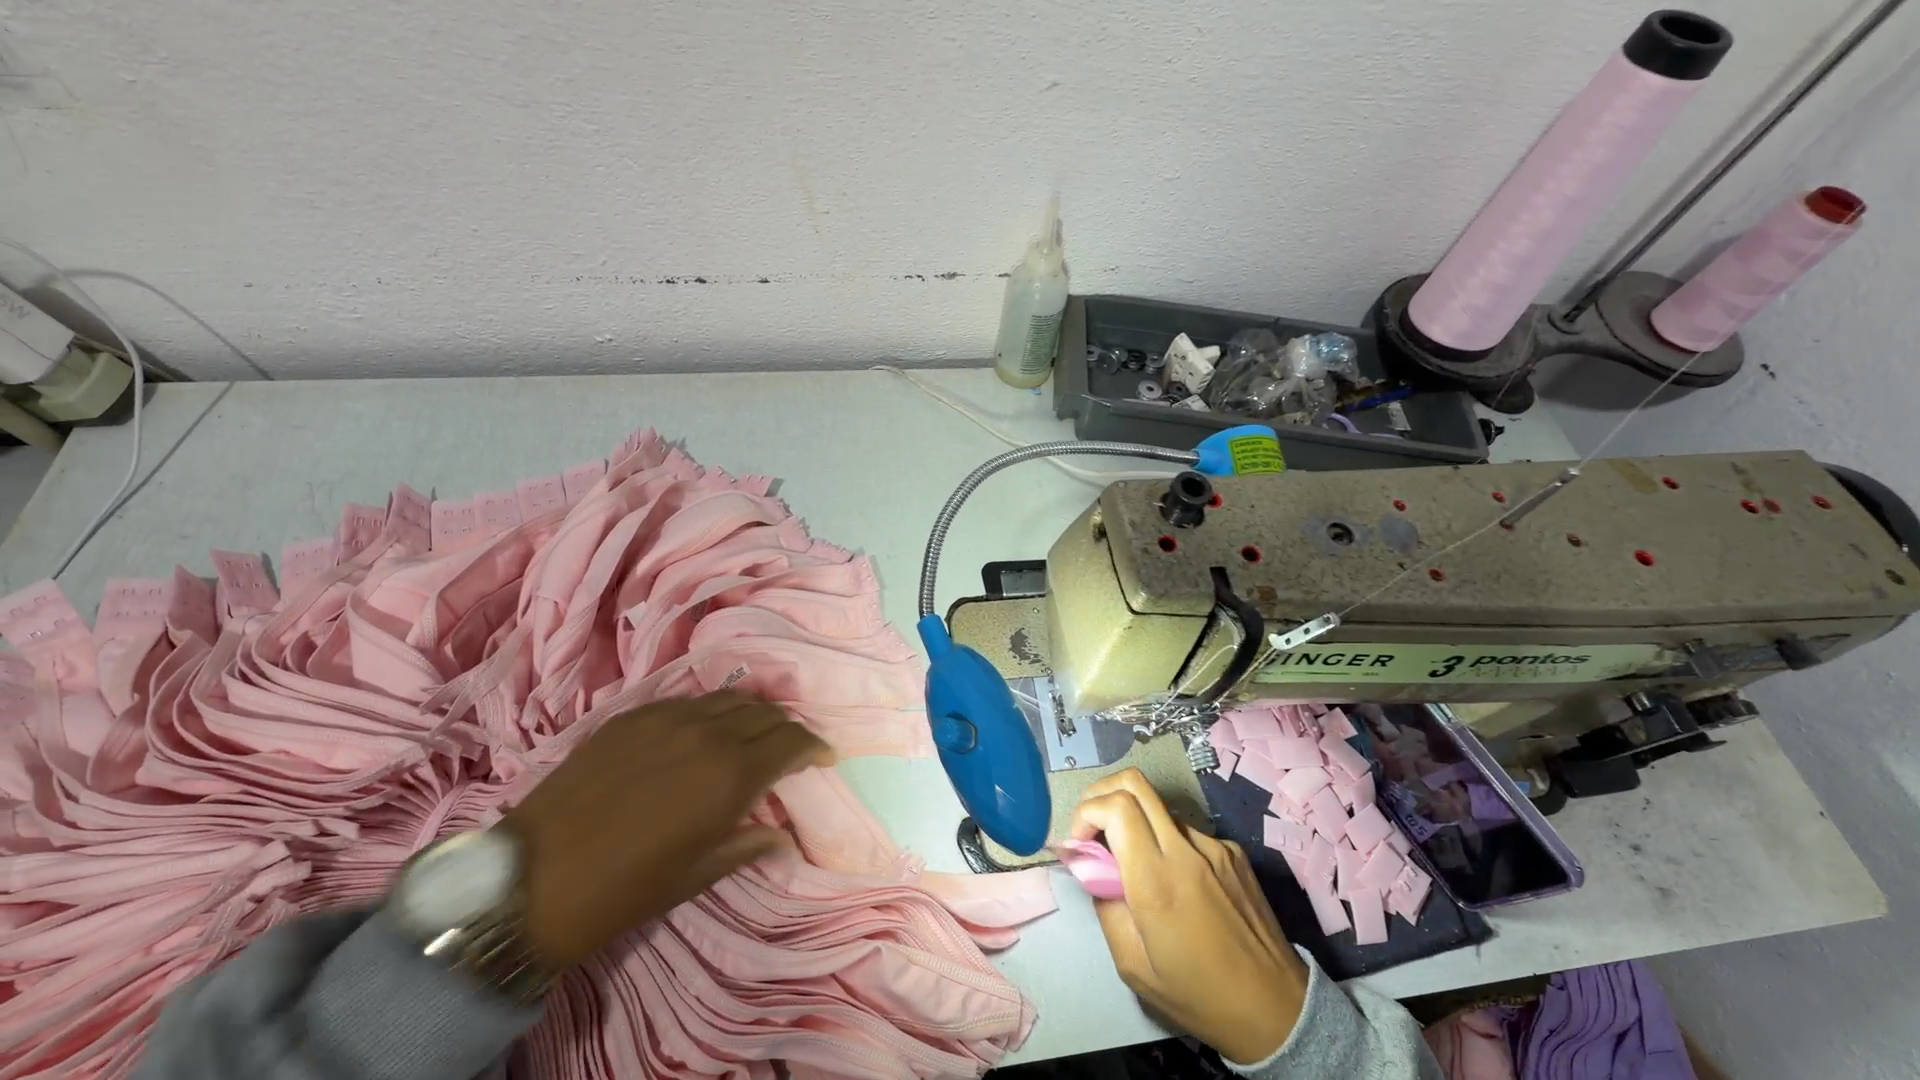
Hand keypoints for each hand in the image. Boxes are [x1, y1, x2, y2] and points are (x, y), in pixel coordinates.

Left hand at [502, 691, 832, 968]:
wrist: (534, 879)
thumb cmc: (625, 890)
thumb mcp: (698, 873)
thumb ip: (749, 843)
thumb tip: (783, 837)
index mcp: (731, 775)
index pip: (792, 741)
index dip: (815, 747)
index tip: (824, 759)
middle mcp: (707, 733)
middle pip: (766, 712)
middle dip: (787, 730)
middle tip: (789, 752)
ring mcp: (666, 718)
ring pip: (729, 699)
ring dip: (751, 715)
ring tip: (751, 738)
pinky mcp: (631, 715)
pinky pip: (688, 702)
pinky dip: (710, 713)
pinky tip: (702, 735)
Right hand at [1073, 768, 1308, 1064]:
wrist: (1276, 1009)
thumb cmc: (1197, 995)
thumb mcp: (1133, 964)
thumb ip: (1105, 905)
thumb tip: (1090, 866)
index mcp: (1156, 880)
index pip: (1116, 806)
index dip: (1086, 812)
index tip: (1079, 843)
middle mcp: (1187, 850)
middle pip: (1135, 784)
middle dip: (1102, 794)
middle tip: (1092, 828)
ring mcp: (1216, 847)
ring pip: (1160, 809)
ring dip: (1136, 823)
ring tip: (1135, 866)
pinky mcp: (1235, 853)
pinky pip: (1188, 832)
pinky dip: (1168, 844)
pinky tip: (1176, 883)